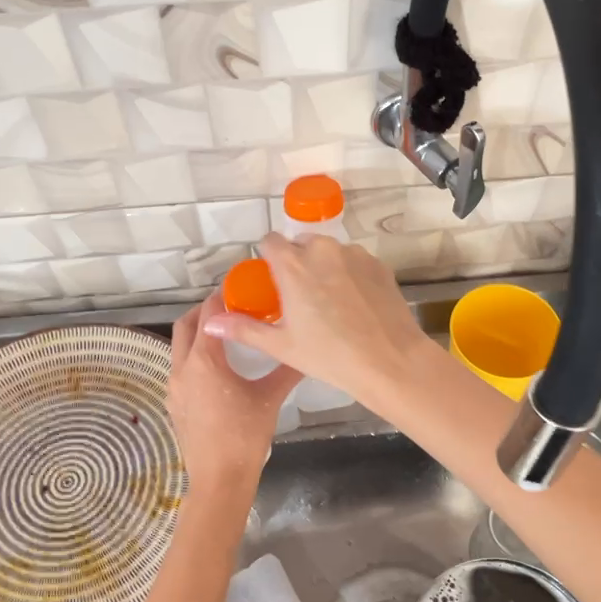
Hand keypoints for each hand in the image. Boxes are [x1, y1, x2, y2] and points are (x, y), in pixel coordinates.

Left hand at [167, 290, 300, 493]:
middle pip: (186, 324)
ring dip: (198, 334)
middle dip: (206, 310)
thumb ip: (287, 370)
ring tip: (227, 334)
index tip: (242, 287)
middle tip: (232, 307)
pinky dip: (195, 357)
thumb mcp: (270, 398)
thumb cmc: (245, 436)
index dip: (224, 295)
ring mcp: (173, 387)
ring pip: (179, 347)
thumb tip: (308, 352)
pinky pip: (180, 368)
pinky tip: (218, 368)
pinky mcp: (174, 403)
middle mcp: (181, 368)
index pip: (210, 312)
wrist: (219, 479)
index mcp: (203, 360)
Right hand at [202, 234, 432, 412]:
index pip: (270, 241)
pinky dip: (350, 276)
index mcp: (293, 265)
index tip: (271, 280)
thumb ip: (244, 328)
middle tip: (301, 298)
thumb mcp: (281, 345)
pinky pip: (355, 263)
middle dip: (298, 264)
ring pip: (330, 253)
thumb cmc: (329, 355)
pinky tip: (355, 306)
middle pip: (302, 244)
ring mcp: (354, 255)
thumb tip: (211, 322)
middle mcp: (323, 250)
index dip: (268, 257)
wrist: (389, 360)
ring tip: (331, 304)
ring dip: (325, 268)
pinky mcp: (378, 265)